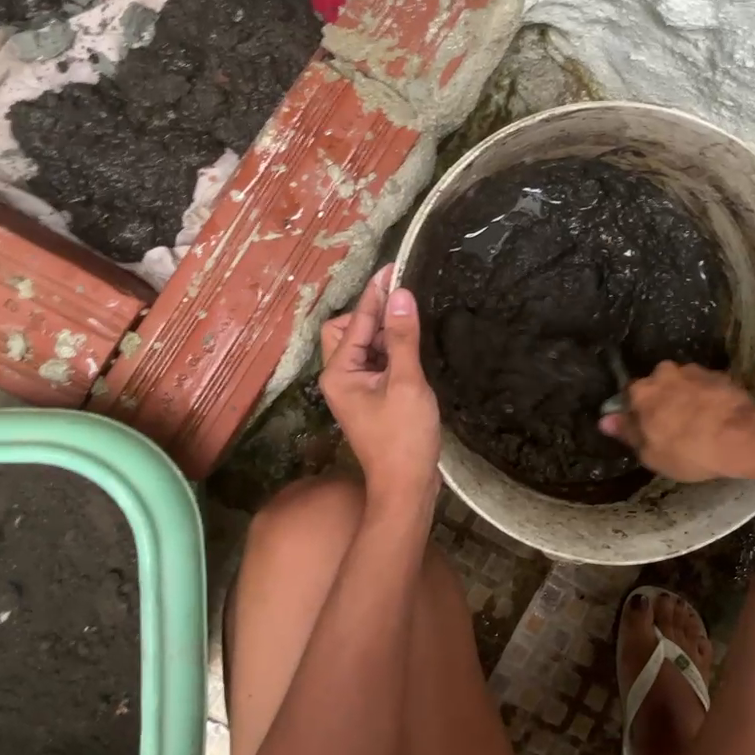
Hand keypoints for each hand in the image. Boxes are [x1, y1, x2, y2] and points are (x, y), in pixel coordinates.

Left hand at [318, 265, 440, 499]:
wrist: (406, 487)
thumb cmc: (404, 438)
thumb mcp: (407, 383)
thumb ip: (403, 338)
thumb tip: (400, 295)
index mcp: (340, 372)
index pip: (358, 320)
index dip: (377, 293)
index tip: (396, 267)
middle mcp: (341, 377)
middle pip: (350, 328)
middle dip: (375, 313)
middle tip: (406, 302)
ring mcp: (356, 388)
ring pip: (366, 344)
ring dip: (386, 331)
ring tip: (414, 321)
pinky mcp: (373, 397)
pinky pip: (378, 361)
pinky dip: (393, 349)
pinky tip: (413, 345)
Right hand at [599, 361, 754, 481]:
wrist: (739, 436)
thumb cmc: (688, 450)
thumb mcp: (651, 454)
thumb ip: (628, 433)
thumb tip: (605, 420)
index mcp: (641, 391)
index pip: (628, 397)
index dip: (636, 414)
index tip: (645, 429)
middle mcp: (664, 373)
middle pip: (657, 387)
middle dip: (662, 402)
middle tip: (672, 427)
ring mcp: (693, 370)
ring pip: (682, 384)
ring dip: (685, 398)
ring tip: (698, 422)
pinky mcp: (719, 374)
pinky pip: (705, 386)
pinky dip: (706, 398)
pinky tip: (715, 417)